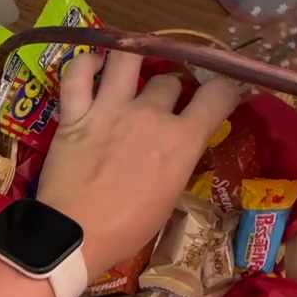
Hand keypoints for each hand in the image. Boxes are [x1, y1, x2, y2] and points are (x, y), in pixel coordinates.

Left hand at [36, 50, 242, 275]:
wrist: (73, 238)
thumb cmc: (124, 231)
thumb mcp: (168, 200)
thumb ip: (176, 163)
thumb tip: (176, 150)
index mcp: (182, 140)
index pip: (220, 92)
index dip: (224, 89)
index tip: (219, 94)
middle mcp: (150, 115)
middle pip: (170, 80)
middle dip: (170, 88)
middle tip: (162, 103)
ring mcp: (109, 111)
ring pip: (129, 59)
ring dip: (135, 58)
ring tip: (132, 67)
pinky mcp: (73, 116)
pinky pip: (76, 74)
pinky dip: (84, 63)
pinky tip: (92, 64)